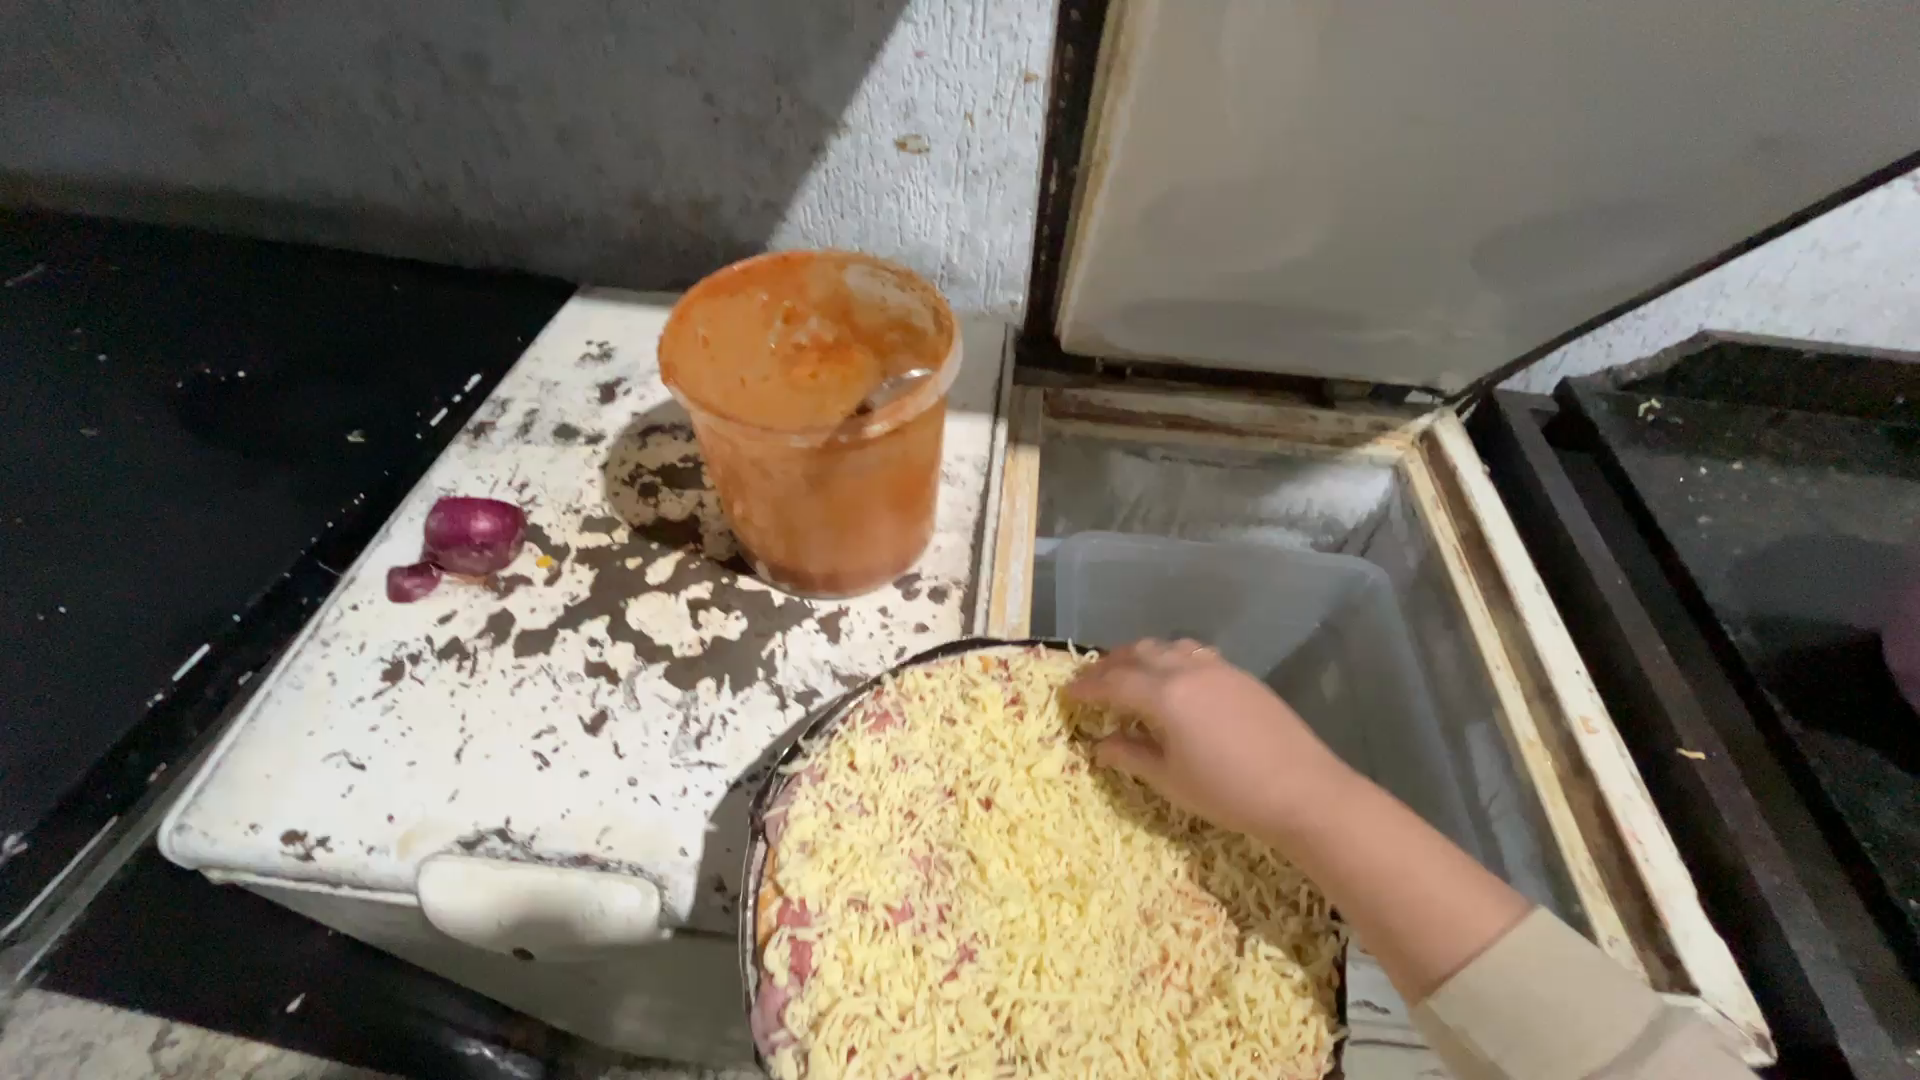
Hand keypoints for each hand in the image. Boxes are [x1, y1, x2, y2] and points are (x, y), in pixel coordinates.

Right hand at [1065, 639, 1360, 839]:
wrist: (1305, 792)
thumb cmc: (1229, 792)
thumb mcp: (1171, 780)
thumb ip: (1131, 756)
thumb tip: (1099, 745)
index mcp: (1164, 695)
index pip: (1113, 682)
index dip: (1086, 687)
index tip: (1067, 693)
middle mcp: (1187, 670)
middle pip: (1138, 654)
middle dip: (1109, 664)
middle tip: (1091, 681)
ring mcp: (1217, 668)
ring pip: (1168, 647)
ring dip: (1141, 655)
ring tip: (1129, 673)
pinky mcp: (1240, 676)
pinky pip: (1194, 653)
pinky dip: (1171, 658)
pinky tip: (1173, 679)